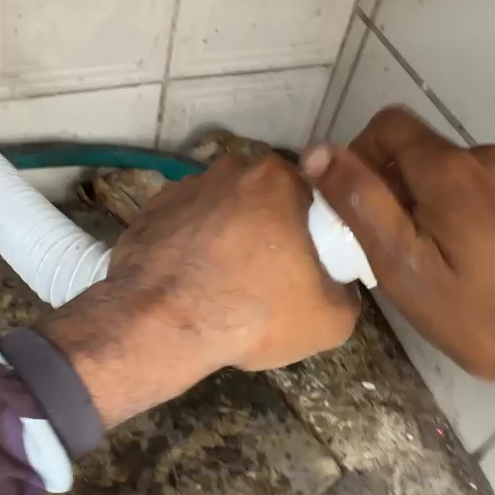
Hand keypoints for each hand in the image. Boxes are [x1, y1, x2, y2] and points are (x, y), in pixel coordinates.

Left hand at [40, 153, 360, 426]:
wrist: (160, 324)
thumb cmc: (252, 311)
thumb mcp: (330, 318)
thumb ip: (343, 289)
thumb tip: (333, 282)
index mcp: (275, 178)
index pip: (310, 194)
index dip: (313, 228)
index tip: (308, 261)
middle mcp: (227, 170)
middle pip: (261, 197)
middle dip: (267, 226)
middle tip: (268, 273)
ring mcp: (184, 186)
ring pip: (219, 208)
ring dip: (225, 234)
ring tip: (223, 281)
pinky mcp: (150, 209)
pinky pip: (184, 223)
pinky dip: (190, 243)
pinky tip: (190, 278)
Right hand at [304, 108, 494, 494]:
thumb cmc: (491, 315)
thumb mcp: (407, 267)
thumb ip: (360, 203)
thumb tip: (316, 152)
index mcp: (448, 167)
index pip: (386, 125)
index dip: (359, 156)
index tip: (358, 209)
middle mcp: (486, 160)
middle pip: (417, 152)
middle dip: (391, 189)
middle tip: (393, 252)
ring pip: (450, 176)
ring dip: (426, 206)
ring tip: (434, 267)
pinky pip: (482, 194)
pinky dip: (461, 217)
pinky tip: (475, 270)